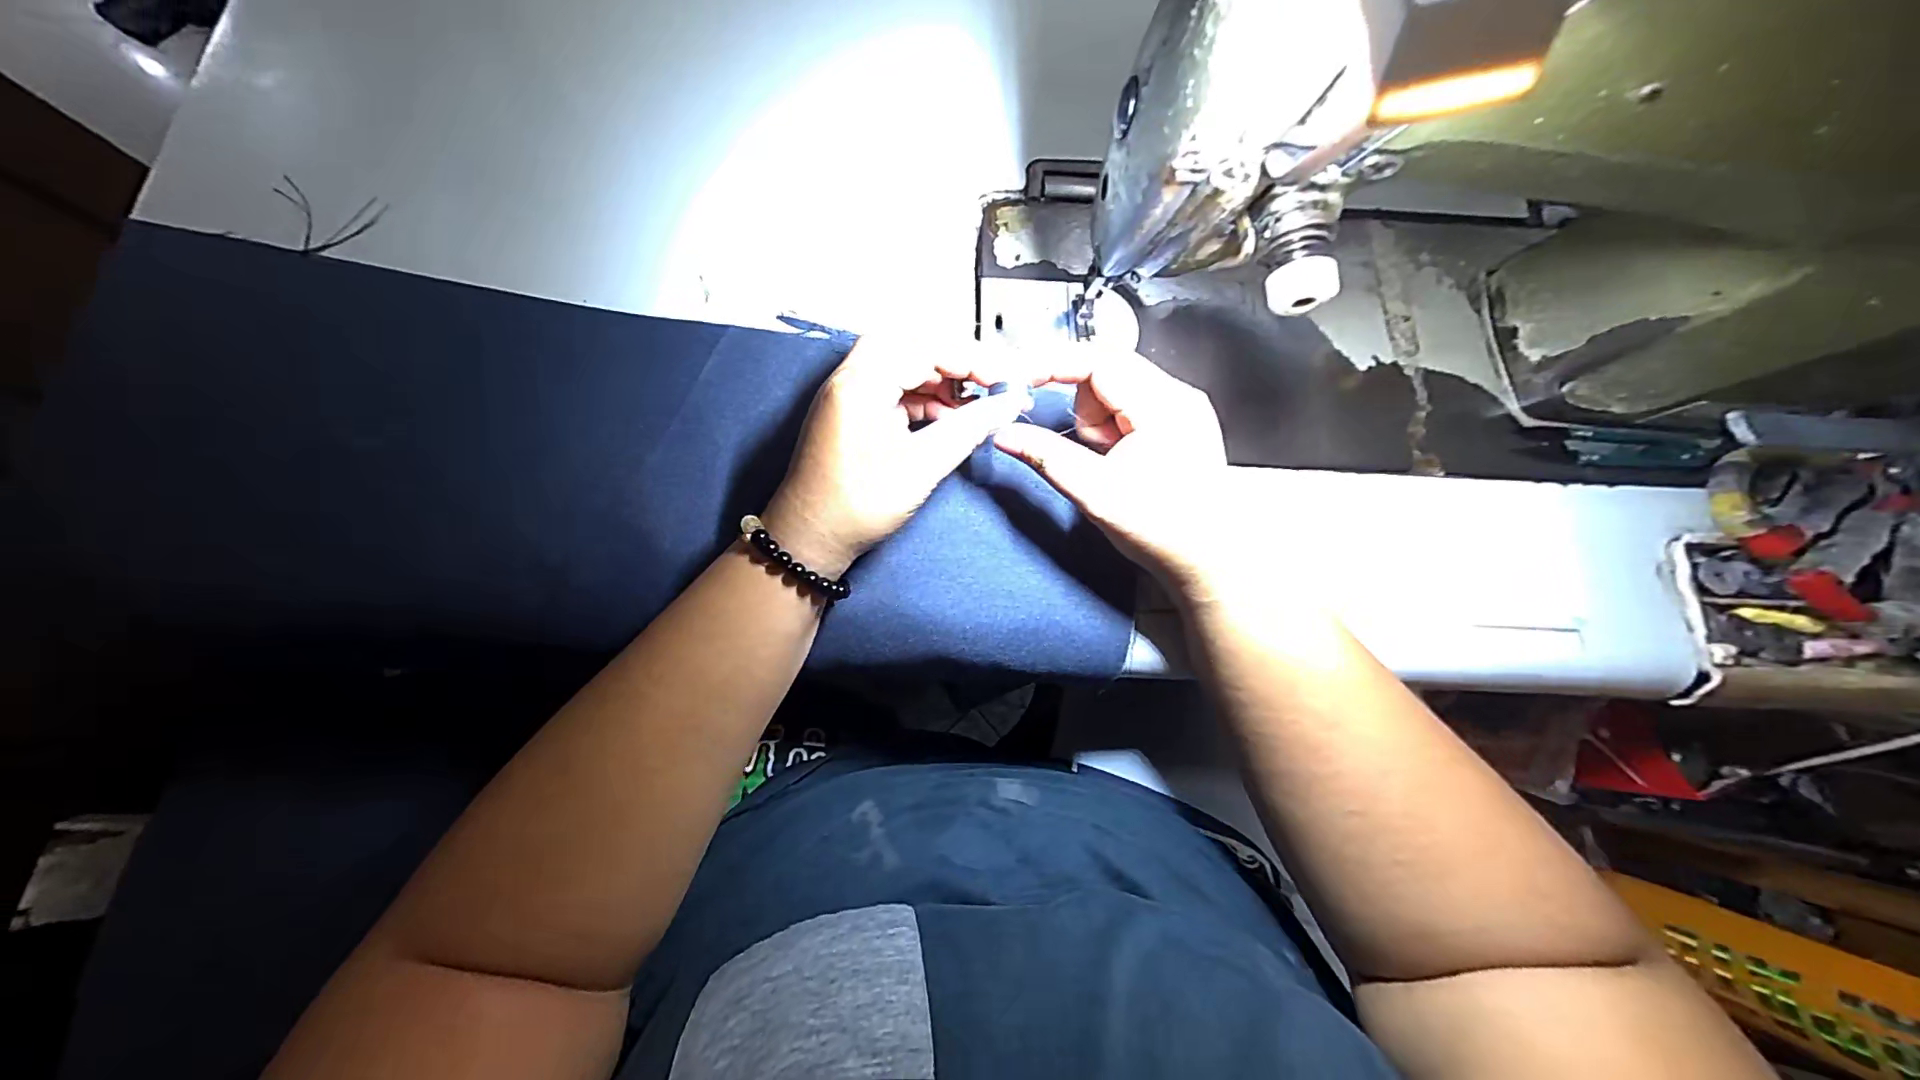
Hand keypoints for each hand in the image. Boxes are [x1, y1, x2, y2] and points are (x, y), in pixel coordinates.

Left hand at [763, 337, 1029, 576]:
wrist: (809, 538)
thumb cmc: (856, 505)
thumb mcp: (922, 466)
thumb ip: (968, 429)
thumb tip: (1005, 404)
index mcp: (861, 382)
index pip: (928, 347)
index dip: (973, 361)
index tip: (1006, 381)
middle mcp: (851, 378)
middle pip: (914, 346)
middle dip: (957, 363)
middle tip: (990, 384)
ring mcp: (850, 395)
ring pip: (904, 367)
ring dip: (942, 382)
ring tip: (974, 407)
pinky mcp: (854, 414)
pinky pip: (894, 390)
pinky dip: (925, 399)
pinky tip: (948, 420)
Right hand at [993, 347, 1233, 595]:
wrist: (1207, 559)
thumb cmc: (1165, 531)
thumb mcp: (1094, 493)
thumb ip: (1046, 457)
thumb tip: (1006, 435)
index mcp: (1163, 407)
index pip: (1097, 361)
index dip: (1053, 365)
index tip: (1023, 377)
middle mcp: (1178, 398)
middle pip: (1105, 369)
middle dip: (1080, 405)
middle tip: (1084, 446)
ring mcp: (1181, 408)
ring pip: (1114, 387)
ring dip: (1096, 418)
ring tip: (1108, 459)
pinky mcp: (1178, 422)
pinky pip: (1128, 405)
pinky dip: (1110, 426)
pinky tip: (1119, 458)